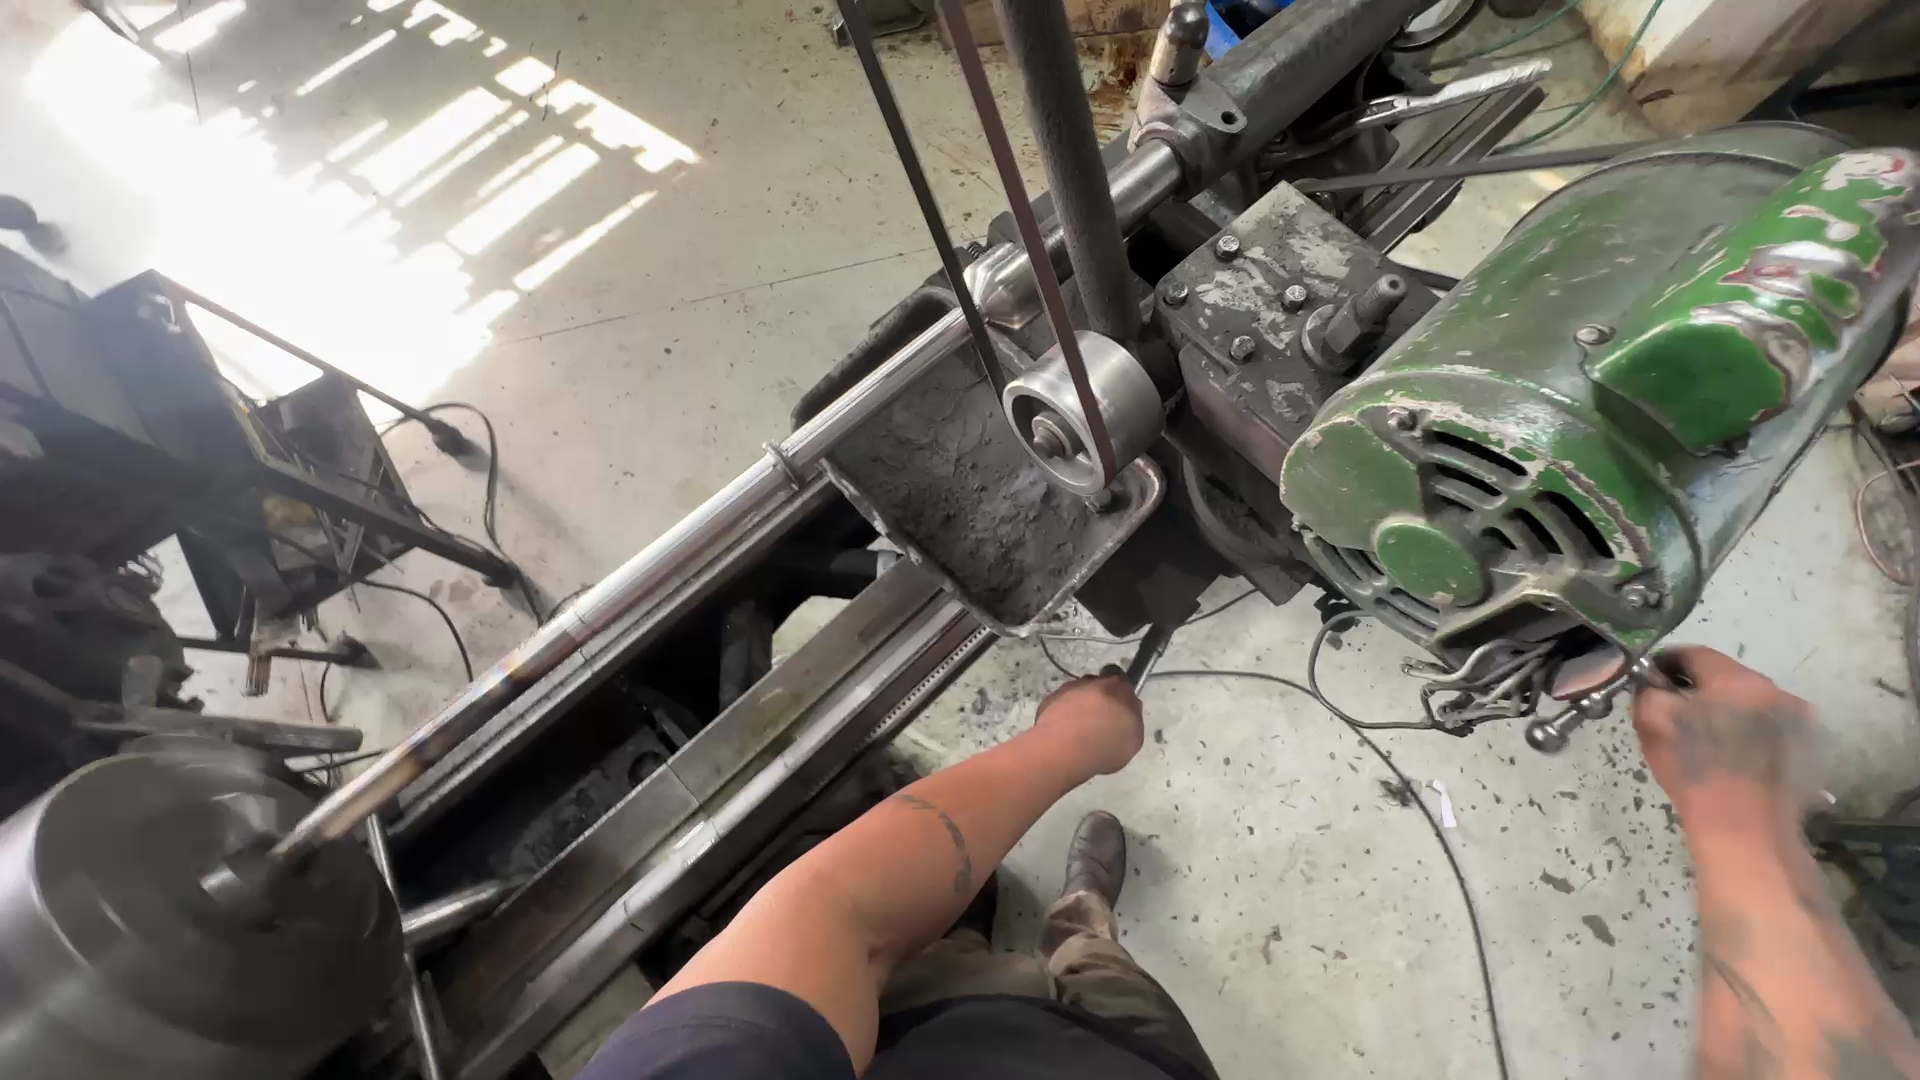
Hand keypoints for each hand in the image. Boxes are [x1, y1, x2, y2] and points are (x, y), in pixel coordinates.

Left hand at [1035, 669, 1143, 776]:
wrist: (1066, 749)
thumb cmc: (1106, 746)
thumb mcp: (1133, 738)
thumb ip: (1132, 717)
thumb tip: (1127, 711)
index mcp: (1118, 688)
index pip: (1119, 675)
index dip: (1117, 687)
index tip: (1116, 702)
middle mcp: (1092, 682)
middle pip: (1096, 684)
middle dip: (1097, 697)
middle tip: (1097, 718)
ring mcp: (1068, 688)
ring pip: (1076, 693)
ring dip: (1078, 705)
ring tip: (1077, 729)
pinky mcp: (1049, 698)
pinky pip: (1059, 703)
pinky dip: (1061, 713)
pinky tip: (1062, 732)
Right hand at [1630, 645, 1816, 845]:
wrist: (1745, 824)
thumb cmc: (1693, 765)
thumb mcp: (1650, 719)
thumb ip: (1648, 688)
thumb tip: (1652, 681)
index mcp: (1740, 681)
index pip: (1694, 654)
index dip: (1664, 663)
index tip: (1646, 678)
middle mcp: (1778, 694)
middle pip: (1725, 677)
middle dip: (1695, 688)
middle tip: (1669, 708)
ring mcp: (1800, 722)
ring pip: (1748, 702)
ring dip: (1722, 709)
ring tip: (1700, 733)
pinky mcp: (1808, 748)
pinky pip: (1768, 726)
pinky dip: (1745, 730)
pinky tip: (1727, 753)